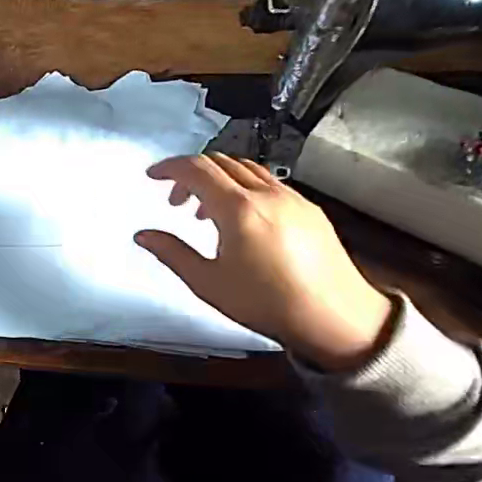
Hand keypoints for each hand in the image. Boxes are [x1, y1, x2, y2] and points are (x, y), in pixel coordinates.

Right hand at [136, 153, 392, 371]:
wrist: (337, 318)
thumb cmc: (268, 303)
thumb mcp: (208, 283)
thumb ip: (172, 253)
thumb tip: (143, 236)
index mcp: (238, 209)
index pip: (196, 169)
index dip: (169, 168)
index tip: (153, 175)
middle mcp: (266, 194)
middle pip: (220, 162)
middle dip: (190, 174)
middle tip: (175, 200)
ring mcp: (292, 198)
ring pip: (246, 168)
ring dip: (218, 179)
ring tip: (206, 211)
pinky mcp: (309, 209)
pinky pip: (269, 182)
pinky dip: (243, 187)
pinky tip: (241, 219)